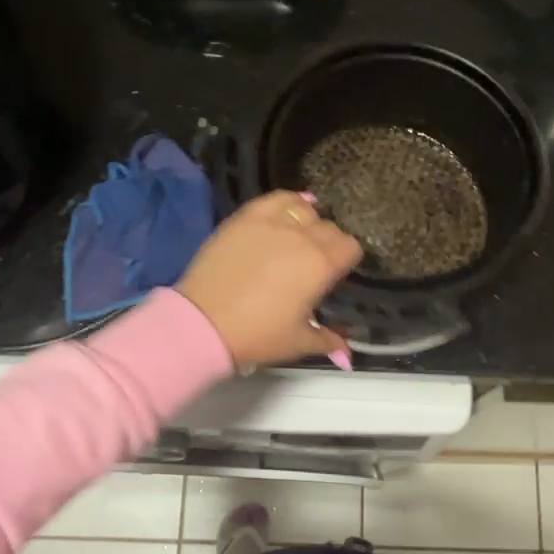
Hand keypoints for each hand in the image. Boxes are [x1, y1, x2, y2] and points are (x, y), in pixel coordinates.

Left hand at [177, 191, 363, 366]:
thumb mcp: (297, 343)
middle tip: (315, 263)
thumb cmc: (257, 335)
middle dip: (329, 243)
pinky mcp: (244, 218)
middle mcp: (301, 237)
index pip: (350, 247)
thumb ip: (328, 341)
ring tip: (299, 237)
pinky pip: (275, 199)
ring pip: (304, 209)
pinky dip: (286, 203)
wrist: (203, 323)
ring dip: (308, 222)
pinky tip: (287, 212)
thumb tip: (346, 354)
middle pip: (329, 228)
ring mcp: (271, 223)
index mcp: (321, 265)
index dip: (347, 259)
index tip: (336, 273)